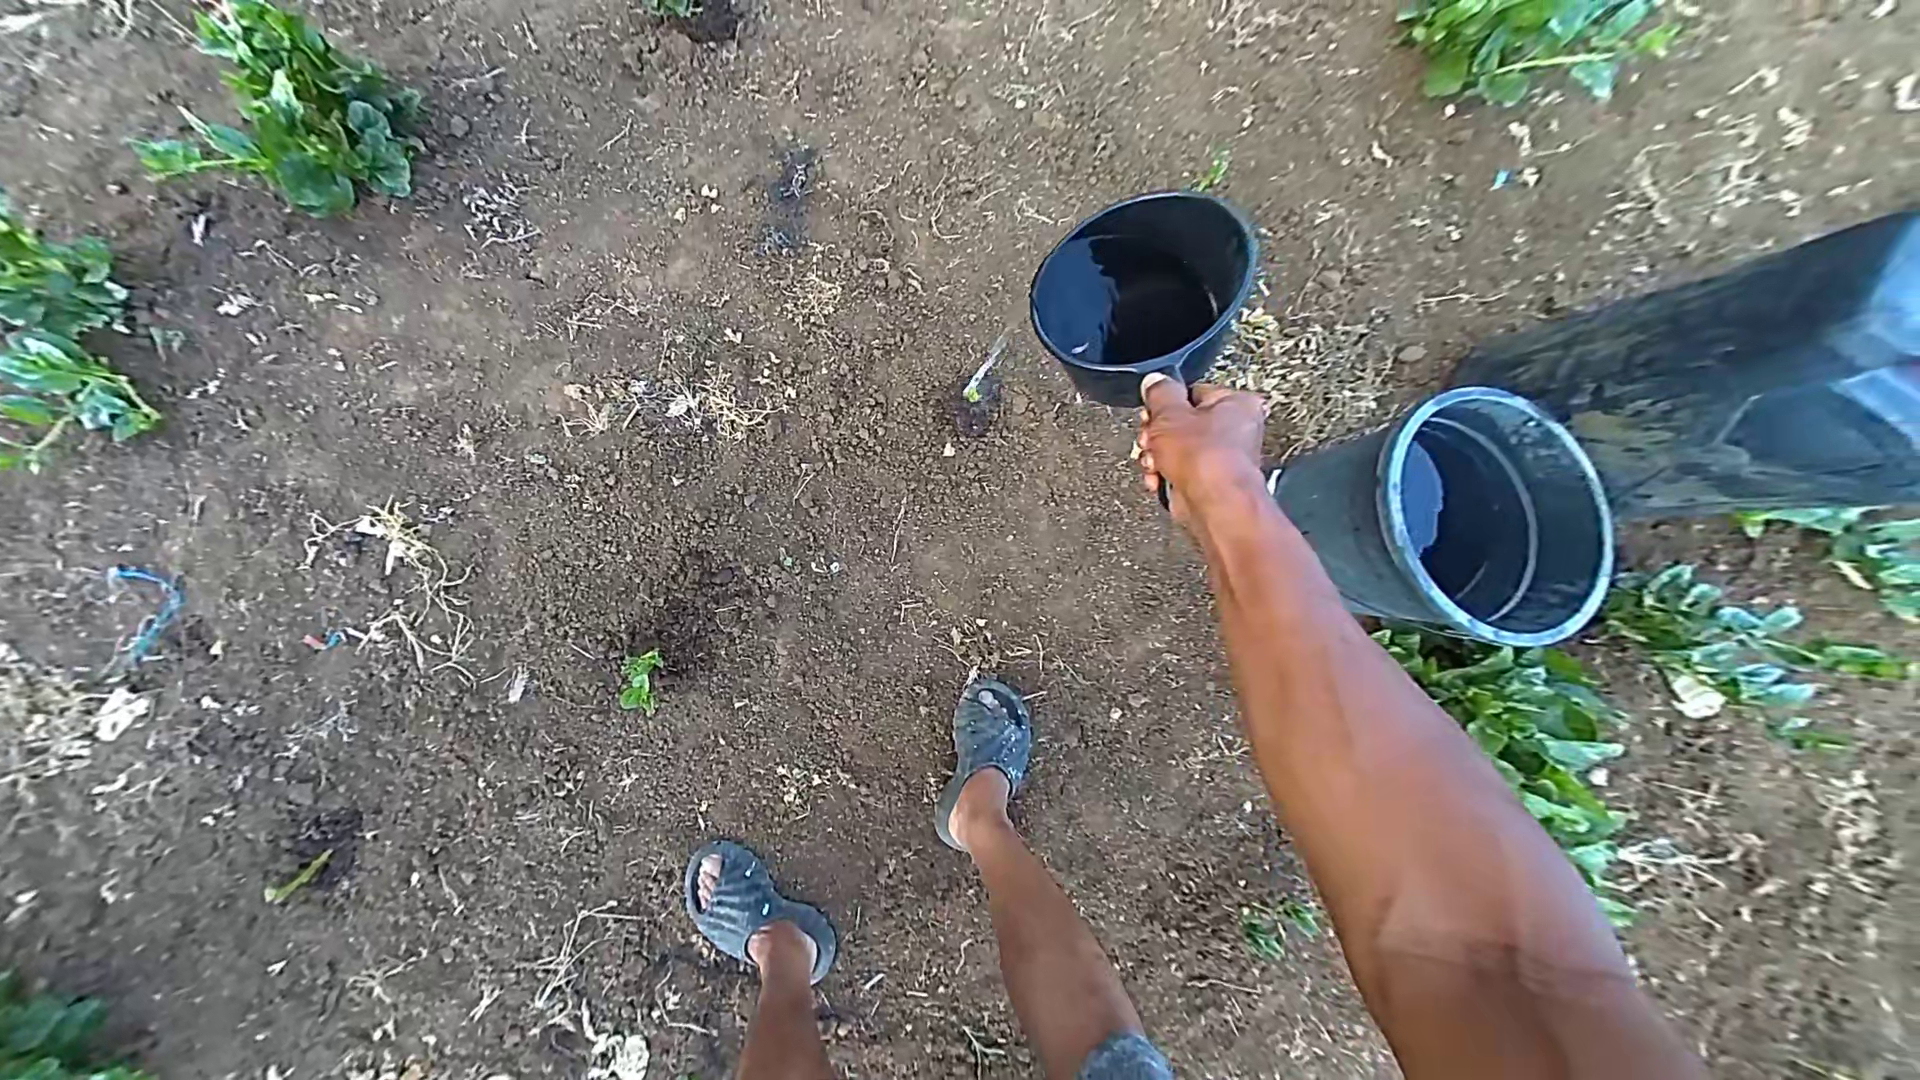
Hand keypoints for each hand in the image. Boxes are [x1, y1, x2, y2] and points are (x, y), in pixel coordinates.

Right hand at [1135, 373, 1268, 521]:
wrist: (1212, 502)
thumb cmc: (1205, 458)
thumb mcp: (1170, 414)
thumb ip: (1160, 393)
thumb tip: (1154, 381)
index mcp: (1235, 403)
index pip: (1191, 393)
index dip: (1165, 405)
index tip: (1151, 414)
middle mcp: (1234, 429)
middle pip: (1180, 423)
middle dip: (1156, 435)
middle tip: (1150, 439)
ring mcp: (1222, 458)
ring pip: (1176, 450)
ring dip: (1156, 457)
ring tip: (1154, 462)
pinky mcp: (1208, 481)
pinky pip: (1178, 472)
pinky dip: (1164, 475)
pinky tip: (1158, 479)